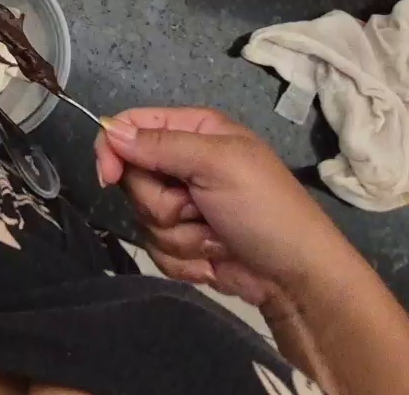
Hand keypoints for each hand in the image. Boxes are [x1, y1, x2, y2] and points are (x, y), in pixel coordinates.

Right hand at [95, 108, 352, 304]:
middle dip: (161, 202)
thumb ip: (161, 145)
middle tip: (196, 208)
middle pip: (131, 176)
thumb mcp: (218, 164)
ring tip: (215, 236)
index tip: (109, 176)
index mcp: (192, 130)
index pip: (131, 126)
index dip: (113, 148)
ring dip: (179, 235)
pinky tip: (214, 258)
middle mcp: (182, 162)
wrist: (299, 283)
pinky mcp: (183, 242)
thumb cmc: (266, 210)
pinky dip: (184, 259)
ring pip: (142, 217)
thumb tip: (109, 129)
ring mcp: (182, 205)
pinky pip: (156, 249)